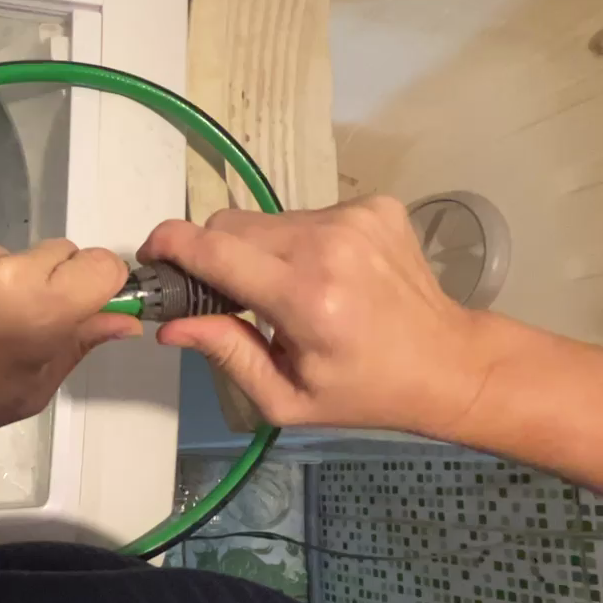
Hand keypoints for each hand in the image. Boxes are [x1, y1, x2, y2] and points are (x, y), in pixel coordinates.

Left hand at [0, 234, 141, 464]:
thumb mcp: (29, 389)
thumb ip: (78, 345)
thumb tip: (123, 319)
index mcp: (39, 309)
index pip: (102, 264)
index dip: (99, 286)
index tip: (81, 308)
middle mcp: (5, 268)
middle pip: (62, 252)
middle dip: (55, 282)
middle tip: (21, 321)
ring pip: (15, 253)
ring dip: (8, 278)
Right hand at [137, 197, 507, 436]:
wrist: (450, 362)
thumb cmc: (362, 391)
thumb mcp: (283, 397)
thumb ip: (224, 353)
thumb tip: (169, 327)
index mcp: (305, 298)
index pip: (214, 250)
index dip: (170, 245)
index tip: (152, 256)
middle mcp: (327, 244)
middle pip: (230, 226)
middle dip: (209, 254)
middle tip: (218, 292)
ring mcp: (354, 217)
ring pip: (262, 219)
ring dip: (251, 250)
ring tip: (277, 289)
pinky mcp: (373, 205)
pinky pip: (299, 215)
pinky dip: (290, 242)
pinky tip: (316, 273)